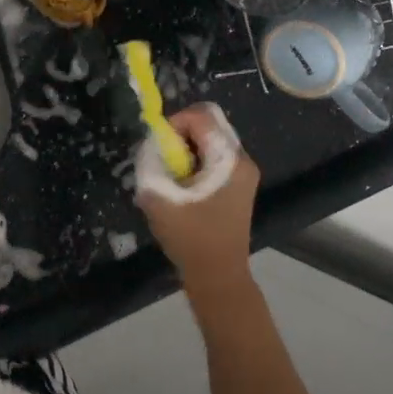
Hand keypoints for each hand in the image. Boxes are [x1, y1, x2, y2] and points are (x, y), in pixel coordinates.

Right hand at [135, 103, 260, 300]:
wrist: (218, 278)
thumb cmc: (191, 238)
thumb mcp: (158, 197)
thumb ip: (150, 160)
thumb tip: (152, 140)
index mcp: (229, 160)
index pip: (201, 115)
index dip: (175, 123)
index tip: (160, 148)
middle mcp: (241, 160)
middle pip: (208, 123)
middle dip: (180, 135)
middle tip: (165, 161)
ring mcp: (241, 172)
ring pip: (209, 139)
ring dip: (185, 149)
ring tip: (172, 176)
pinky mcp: (236, 184)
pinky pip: (212, 155)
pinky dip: (193, 161)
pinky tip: (183, 187)